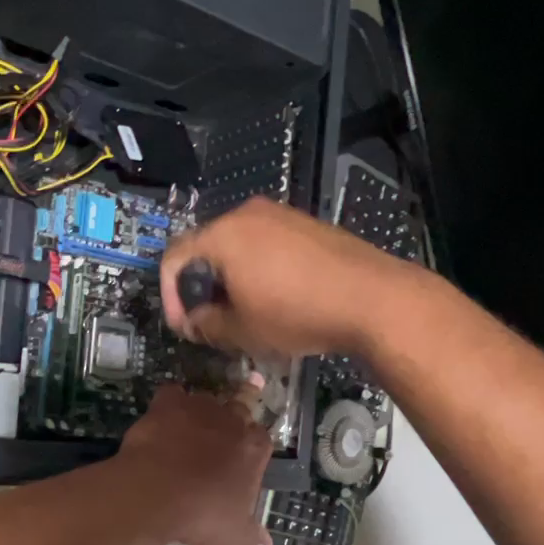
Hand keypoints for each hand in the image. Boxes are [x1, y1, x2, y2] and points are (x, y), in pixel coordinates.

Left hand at [116, 384, 273, 544]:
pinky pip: (172, 394)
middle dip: (233, 417)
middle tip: (222, 431)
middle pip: (239, 408)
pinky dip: (170, 401)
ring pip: (206, 399)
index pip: (262, 438)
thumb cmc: (203, 514)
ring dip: (201, 411)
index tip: (243, 455)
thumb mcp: (233, 532)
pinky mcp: (167, 405)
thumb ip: (252, 534)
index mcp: (253, 448)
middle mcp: (231, 420)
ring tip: (191, 425)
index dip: (252, 444)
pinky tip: (165, 412)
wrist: (157, 493)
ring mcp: (198, 409)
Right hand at [159, 196, 410, 358]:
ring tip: (242, 312)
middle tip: (209, 321)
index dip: (170, 295)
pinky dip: (256, 268)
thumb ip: (205, 323)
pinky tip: (274, 297)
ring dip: (229, 278)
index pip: (174, 257)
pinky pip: (266, 244)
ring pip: (237, 245)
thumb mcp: (241, 330)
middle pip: (205, 247)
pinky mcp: (307, 224)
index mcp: (222, 235)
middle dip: (201, 286)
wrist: (373, 298)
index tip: (184, 326)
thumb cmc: (297, 314)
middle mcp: (247, 214)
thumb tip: (195, 319)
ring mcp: (281, 215)